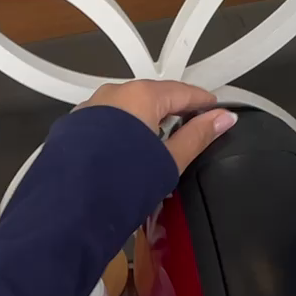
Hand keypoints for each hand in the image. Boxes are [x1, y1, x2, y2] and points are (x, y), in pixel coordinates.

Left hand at [79, 80, 237, 171]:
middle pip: (152, 96)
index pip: (182, 91)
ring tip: (156, 143)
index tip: (214, 110)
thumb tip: (224, 119)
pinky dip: (120, 129)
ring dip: (143, 120)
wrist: (71, 204)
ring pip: (126, 108)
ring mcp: (89, 108)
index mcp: (140, 96)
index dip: (202, 102)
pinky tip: (125, 150)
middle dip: (171, 111)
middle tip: (188, 128)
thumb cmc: (122, 182)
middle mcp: (113, 94)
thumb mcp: (169, 160)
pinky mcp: (73, 127)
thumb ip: (197, 136)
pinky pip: (105, 121)